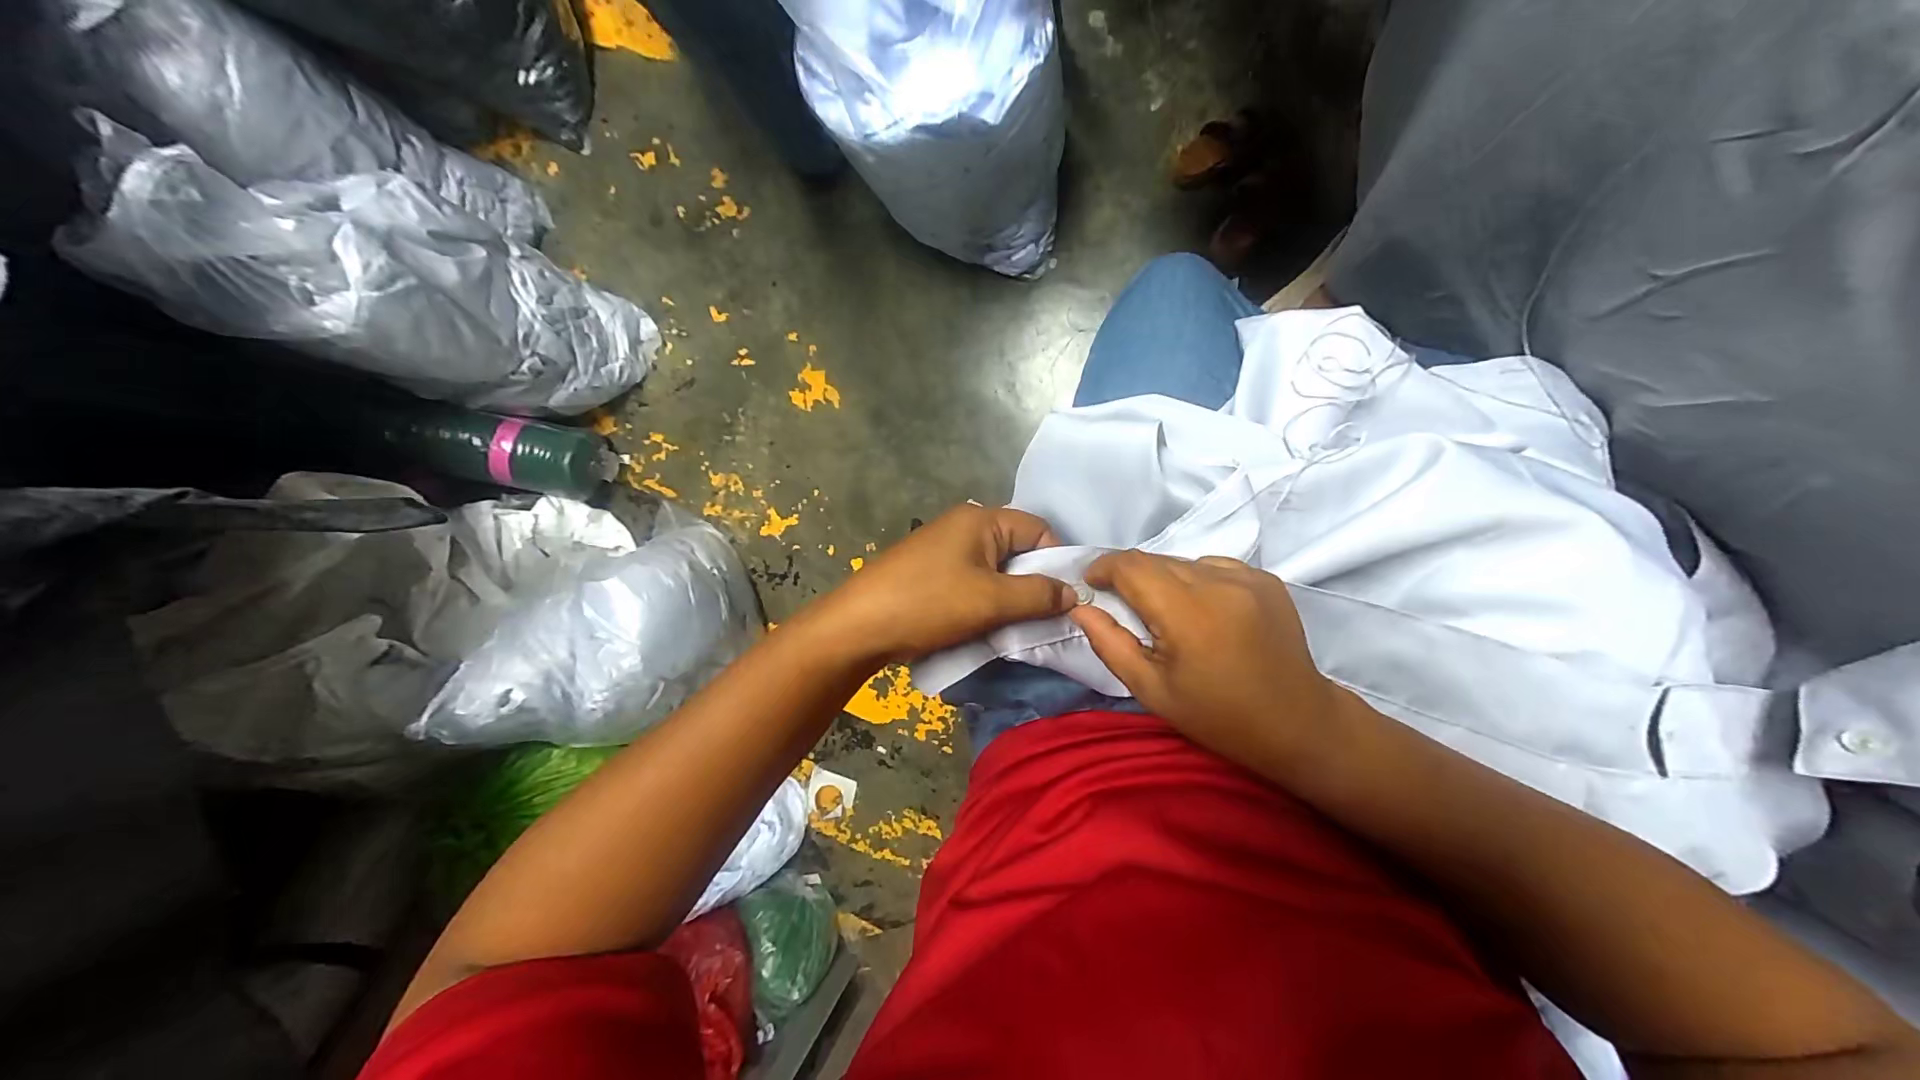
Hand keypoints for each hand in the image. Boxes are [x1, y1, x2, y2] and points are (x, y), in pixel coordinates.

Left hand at [805, 504, 1077, 662]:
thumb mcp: (991, 601)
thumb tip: (1073, 593)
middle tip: (1042, 618)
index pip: (1038, 528)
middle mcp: (963, 525)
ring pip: (995, 569)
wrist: (857, 627)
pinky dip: (984, 601)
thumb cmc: (928, 604)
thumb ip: (1038, 595)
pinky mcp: (929, 571)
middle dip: (1033, 582)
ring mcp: (943, 548)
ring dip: (1009, 596)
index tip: (1065, 598)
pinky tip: (983, 625)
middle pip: (1017, 548)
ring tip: (1012, 625)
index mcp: (981, 519)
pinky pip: (972, 580)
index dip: (1057, 561)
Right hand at [1069, 551, 1338, 767]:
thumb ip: (1110, 643)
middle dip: (1131, 577)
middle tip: (1124, 607)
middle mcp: (1219, 583)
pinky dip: (1197, 581)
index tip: (1092, 585)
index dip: (1104, 568)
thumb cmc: (1218, 716)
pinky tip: (1204, 611)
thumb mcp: (1151, 690)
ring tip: (1168, 614)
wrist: (1297, 724)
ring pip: (1185, 561)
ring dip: (1164, 579)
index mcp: (1187, 612)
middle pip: (1156, 560)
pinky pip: (1215, 566)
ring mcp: (1248, 577)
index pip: (1132, 566)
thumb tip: (1082, 608)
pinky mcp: (1267, 579)